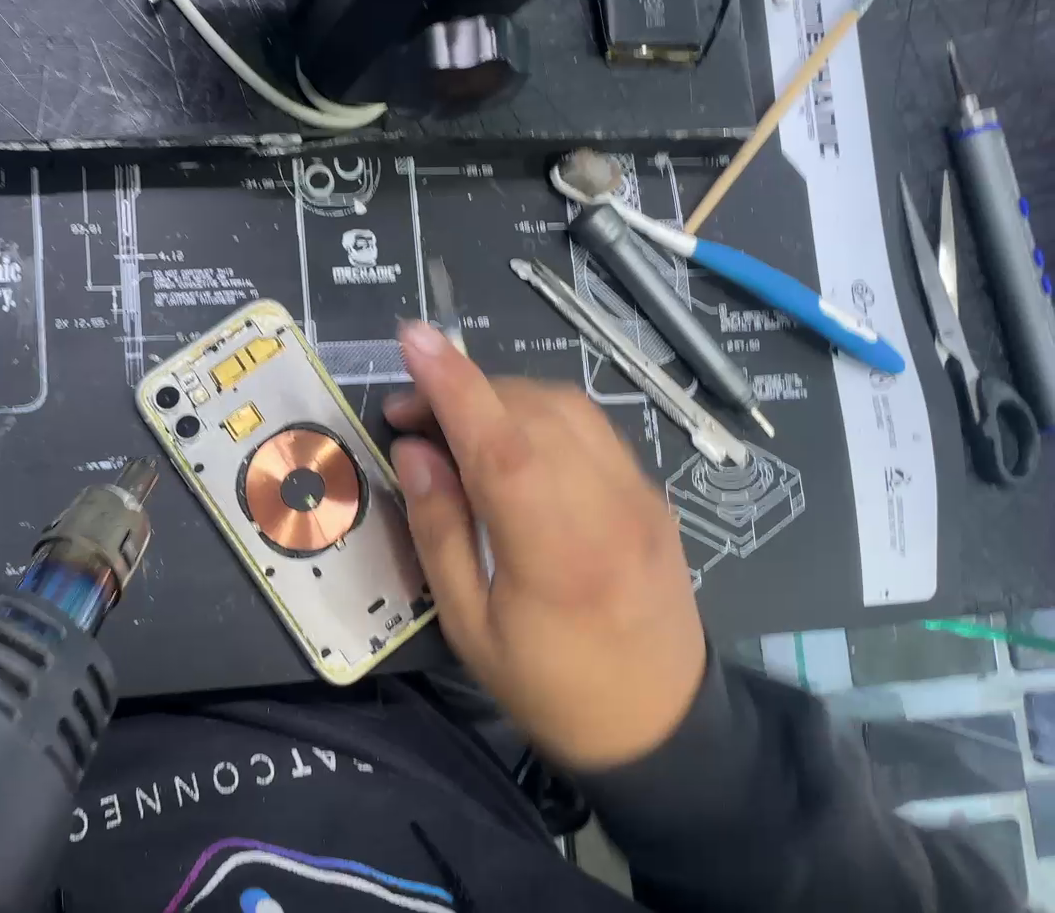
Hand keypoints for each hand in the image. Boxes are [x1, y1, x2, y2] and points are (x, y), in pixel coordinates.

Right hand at [386, 320, 706, 771]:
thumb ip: (438, 529)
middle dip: (461, 388)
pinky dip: (537, 410)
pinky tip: (505, 436)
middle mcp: (607, 508)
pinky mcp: (651, 497)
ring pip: (565, 406)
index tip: (413, 337)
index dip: (452, 384)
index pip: (499, 443)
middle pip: (531, 411)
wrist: (661, 729)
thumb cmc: (546, 686)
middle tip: (405, 413)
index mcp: (555, 552)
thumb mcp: (467, 623)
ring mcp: (639, 497)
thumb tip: (414, 451)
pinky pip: (589, 426)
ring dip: (499, 394)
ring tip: (449, 421)